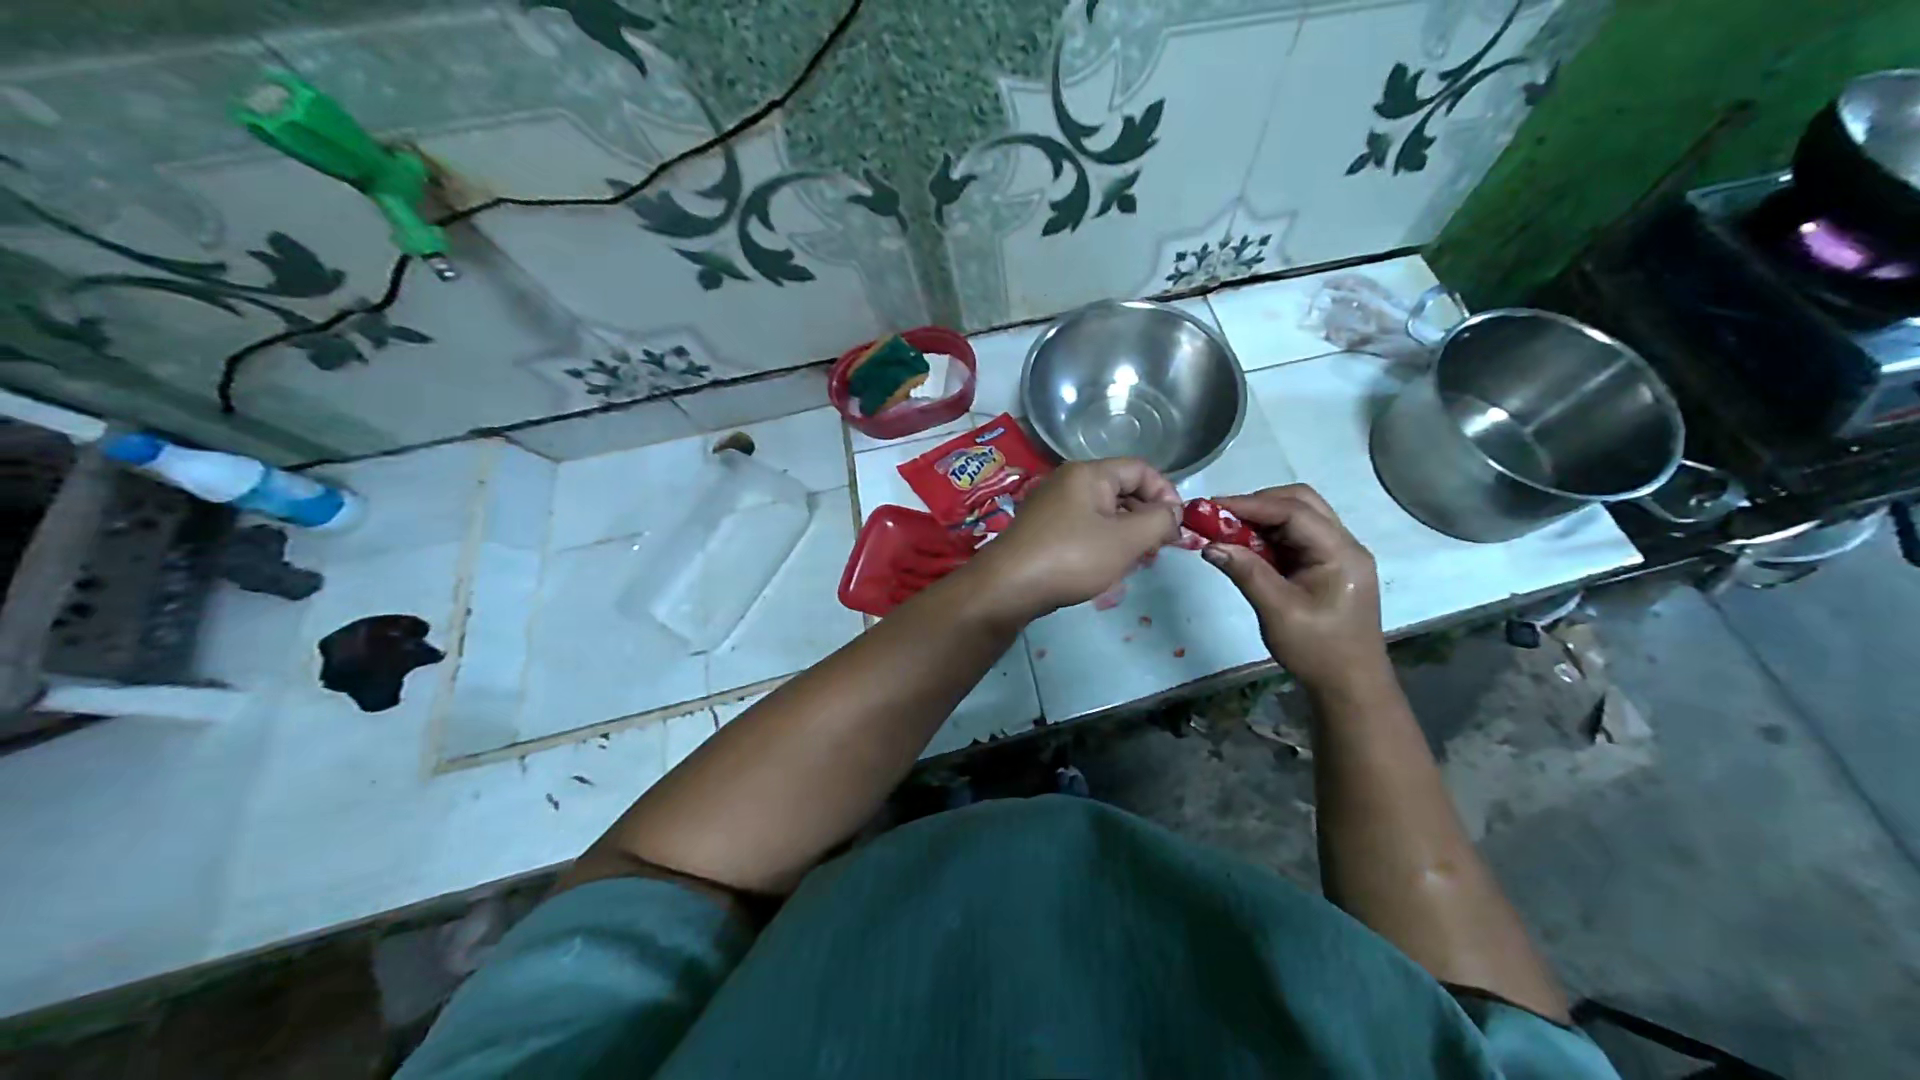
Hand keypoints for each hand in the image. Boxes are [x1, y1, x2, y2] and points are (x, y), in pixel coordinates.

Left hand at [966, 458, 1181, 623]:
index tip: (1176, 527)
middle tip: (1158, 549)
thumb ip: (1159, 521)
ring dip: (1126, 534)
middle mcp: (1068, 481)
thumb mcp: (1126, 539)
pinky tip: (1106, 568)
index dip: (1166, 494)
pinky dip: (1102, 543)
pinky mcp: (1043, 530)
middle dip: (1146, 517)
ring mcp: (1052, 506)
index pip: (1141, 469)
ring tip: (1135, 562)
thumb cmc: (1071, 557)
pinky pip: (1083, 528)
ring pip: (1103, 512)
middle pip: (1122, 490)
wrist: (1008, 587)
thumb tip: (1173, 514)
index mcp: (1088, 473)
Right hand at [1201, 484, 1388, 692]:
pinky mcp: (1326, 565)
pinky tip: (1245, 546)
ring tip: (1226, 531)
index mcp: (1340, 552)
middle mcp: (1344, 544)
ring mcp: (1337, 553)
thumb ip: (1246, 572)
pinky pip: (1295, 536)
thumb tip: (1210, 545)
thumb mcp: (1277, 611)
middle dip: (1257, 504)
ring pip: (1297, 516)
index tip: (1210, 508)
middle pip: (1300, 503)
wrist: (1350, 685)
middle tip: (1218, 517)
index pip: (1294, 511)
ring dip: (1261, 519)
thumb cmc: (1317, 650)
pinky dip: (1268, 535)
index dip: (1250, 505)